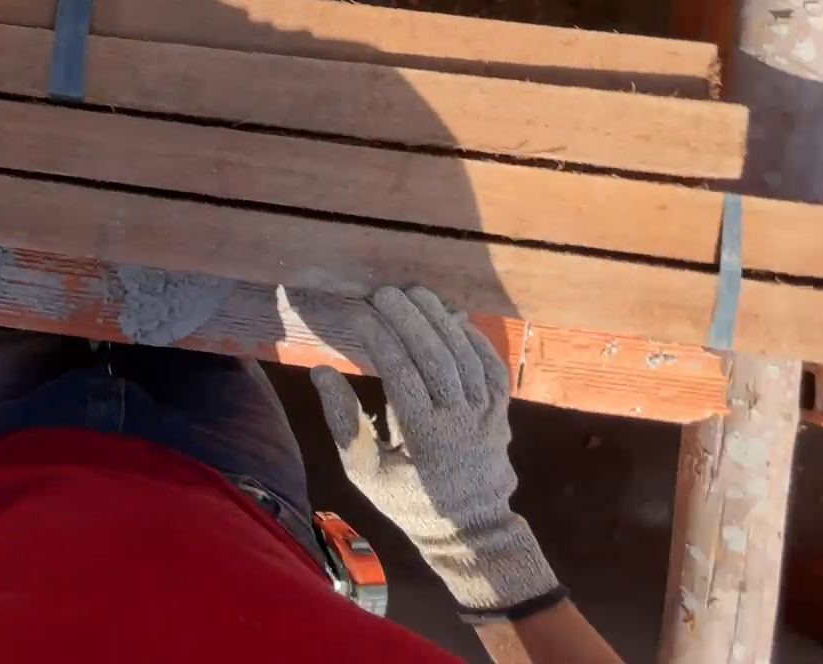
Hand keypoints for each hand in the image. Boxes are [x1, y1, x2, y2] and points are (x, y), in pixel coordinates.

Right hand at [311, 286, 560, 615]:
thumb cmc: (406, 499)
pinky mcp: (501, 412)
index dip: (379, 339)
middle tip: (381, 292)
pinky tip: (453, 317)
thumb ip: (342, 419)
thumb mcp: (363, 470)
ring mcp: (487, 415)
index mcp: (425, 437)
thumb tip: (321, 370)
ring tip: (412, 292)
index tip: (357, 314)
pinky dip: (474, 339)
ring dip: (439, 320)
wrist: (472, 529)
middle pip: (437, 358)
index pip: (402, 375)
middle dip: (408, 319)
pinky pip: (493, 368)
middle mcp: (461, 421)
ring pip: (466, 357)